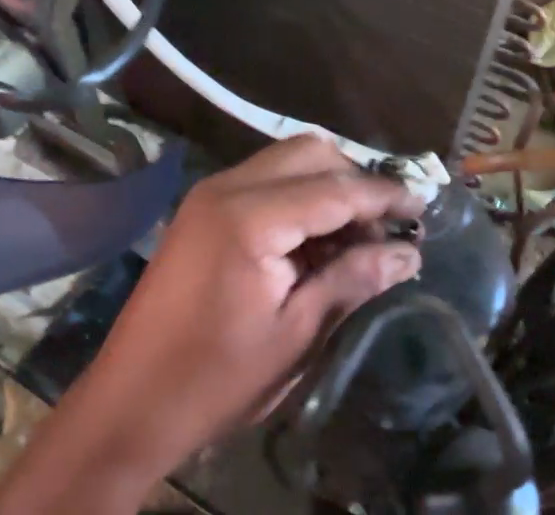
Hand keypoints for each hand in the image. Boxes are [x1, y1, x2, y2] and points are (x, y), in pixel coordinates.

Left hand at [0, 136, 425, 513]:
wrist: (130, 402)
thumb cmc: (216, 378)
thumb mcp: (296, 334)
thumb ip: (353, 279)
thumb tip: (408, 252)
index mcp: (250, 217)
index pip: (335, 187)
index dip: (384, 196)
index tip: (424, 208)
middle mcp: (227, 188)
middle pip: (309, 153)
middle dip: (354, 180)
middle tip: (386, 226)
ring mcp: (209, 195)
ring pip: (286, 161)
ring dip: (327, 185)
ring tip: (357, 236)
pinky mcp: (201, 210)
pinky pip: (263, 181)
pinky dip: (298, 196)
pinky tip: (316, 240)